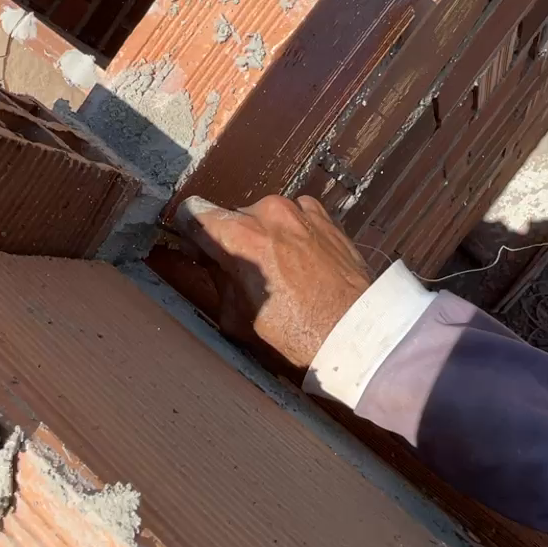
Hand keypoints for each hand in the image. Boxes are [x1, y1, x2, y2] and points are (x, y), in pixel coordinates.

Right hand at [174, 194, 372, 370]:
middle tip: (244, 272)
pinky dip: (294, 233)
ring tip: (280, 270)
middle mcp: (268, 213)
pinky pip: (298, 216)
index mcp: (239, 237)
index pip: (193, 213)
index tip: (198, 249)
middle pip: (232, 217)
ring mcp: (300, 211)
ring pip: (266, 216)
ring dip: (265, 235)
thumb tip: (210, 261)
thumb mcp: (238, 318)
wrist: (355, 334)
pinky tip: (302, 261)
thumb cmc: (296, 335)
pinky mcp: (325, 217)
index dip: (192, 234)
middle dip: (233, 240)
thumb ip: (218, 279)